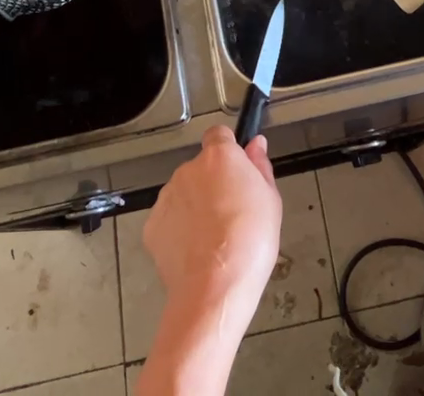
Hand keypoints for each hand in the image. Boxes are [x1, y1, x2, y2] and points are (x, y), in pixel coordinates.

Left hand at [144, 125, 282, 324]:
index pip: (218, 135)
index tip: (239, 170)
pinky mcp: (152, 225)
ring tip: (214, 239)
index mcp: (219, 157)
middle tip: (233, 212)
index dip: (229, 150)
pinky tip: (195, 252)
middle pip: (201, 168)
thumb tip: (255, 145)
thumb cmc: (251, 241)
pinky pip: (169, 219)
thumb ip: (260, 167)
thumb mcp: (271, 200)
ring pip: (184, 194)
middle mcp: (188, 170)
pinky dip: (179, 230)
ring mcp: (166, 197)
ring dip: (195, 207)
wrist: (216, 287)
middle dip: (213, 184)